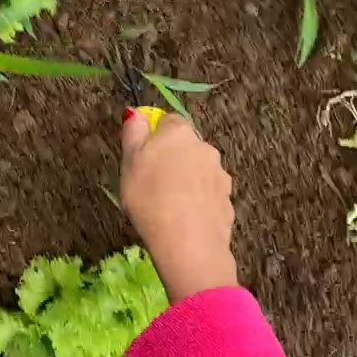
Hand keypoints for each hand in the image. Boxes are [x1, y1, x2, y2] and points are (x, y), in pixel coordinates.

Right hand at [120, 111, 237, 301]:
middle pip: (185, 146)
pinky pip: (207, 194)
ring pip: (198, 171)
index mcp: (180, 133)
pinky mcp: (227, 202)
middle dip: (171, 158)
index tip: (141, 157)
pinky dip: (196, 201)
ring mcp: (220, 176)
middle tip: (150, 181)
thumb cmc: (149, 198)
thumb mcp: (129, 161)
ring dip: (186, 180)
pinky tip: (182, 218)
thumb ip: (133, 132)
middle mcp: (205, 148)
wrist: (187, 244)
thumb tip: (137, 112)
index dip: (153, 136)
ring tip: (167, 204)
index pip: (168, 121)